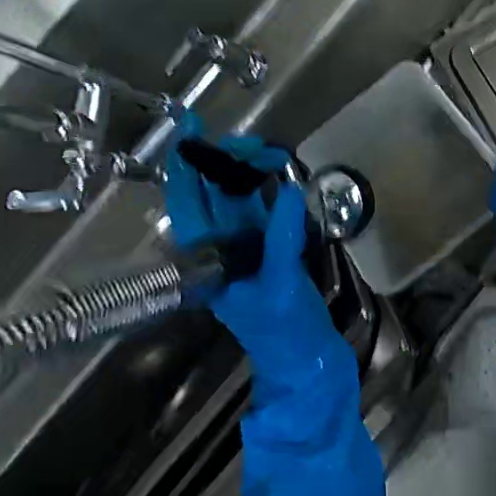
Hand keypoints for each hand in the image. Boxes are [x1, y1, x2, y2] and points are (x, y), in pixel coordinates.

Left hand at [162, 133, 346, 382]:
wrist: (309, 368)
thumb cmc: (285, 336)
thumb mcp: (281, 288)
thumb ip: (282, 240)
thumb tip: (288, 192)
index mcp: (207, 259)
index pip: (188, 203)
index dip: (186, 165)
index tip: (190, 128)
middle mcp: (218, 248)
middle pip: (212, 193)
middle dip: (228, 161)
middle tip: (256, 145)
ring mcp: (243, 248)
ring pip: (237, 197)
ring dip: (250, 173)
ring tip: (273, 154)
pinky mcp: (267, 250)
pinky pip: (262, 210)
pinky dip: (271, 191)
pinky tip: (283, 175)